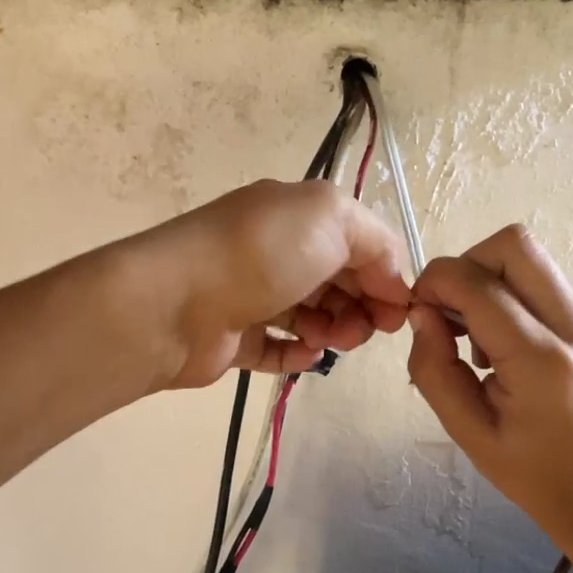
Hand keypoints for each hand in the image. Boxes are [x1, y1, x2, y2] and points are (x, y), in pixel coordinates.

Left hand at [136, 180, 411, 388]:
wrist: (173, 303)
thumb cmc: (259, 254)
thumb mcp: (330, 219)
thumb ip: (374, 241)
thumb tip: (391, 280)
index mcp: (297, 215)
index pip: (358, 243)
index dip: (385, 275)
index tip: (399, 311)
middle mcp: (274, 250)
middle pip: (337, 281)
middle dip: (363, 305)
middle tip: (367, 330)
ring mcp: (251, 295)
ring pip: (311, 315)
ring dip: (334, 329)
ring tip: (333, 341)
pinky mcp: (234, 338)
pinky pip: (277, 348)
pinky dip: (299, 354)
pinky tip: (309, 357)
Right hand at [406, 224, 572, 551]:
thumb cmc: (528, 471)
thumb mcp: (467, 432)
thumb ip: (435, 369)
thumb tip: (422, 313)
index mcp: (540, 361)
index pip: (478, 285)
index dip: (435, 284)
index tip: (417, 312)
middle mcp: (572, 326)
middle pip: (514, 245)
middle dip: (466, 265)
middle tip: (447, 311)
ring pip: (528, 255)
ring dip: (486, 278)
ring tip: (472, 335)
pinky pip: (539, 279)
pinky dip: (505, 292)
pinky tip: (495, 342)